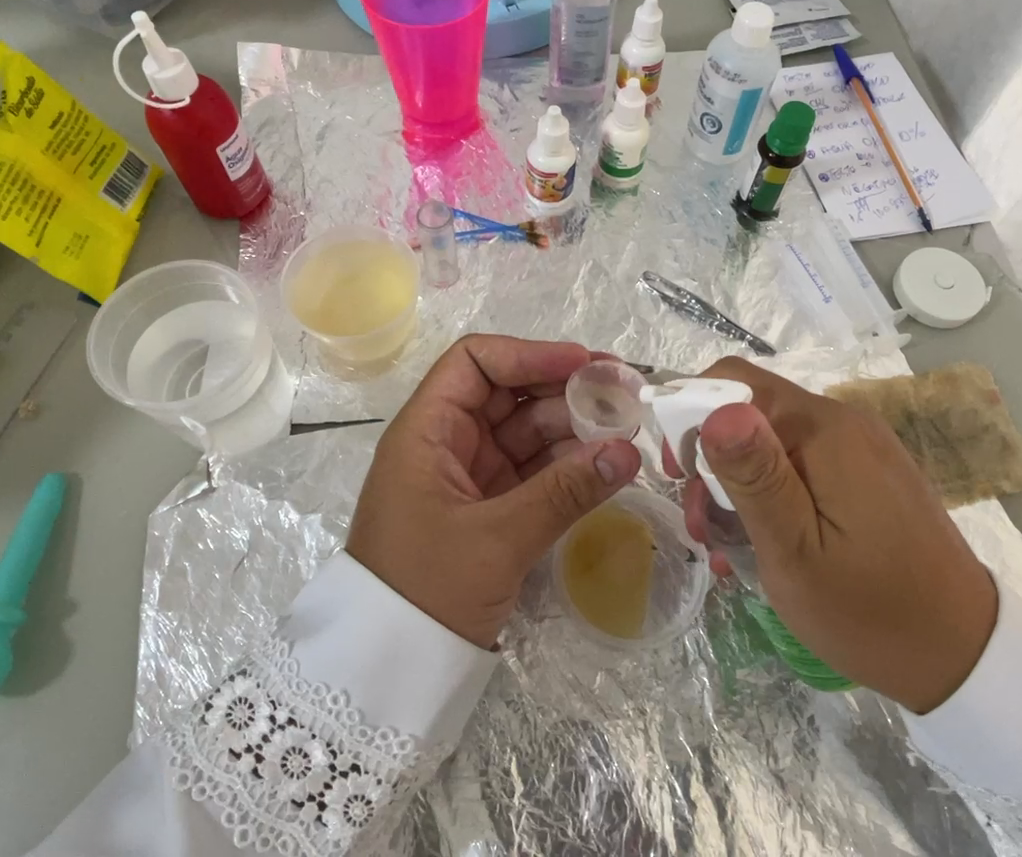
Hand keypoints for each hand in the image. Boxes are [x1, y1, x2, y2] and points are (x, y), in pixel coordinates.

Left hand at [347, 335, 642, 648]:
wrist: (392, 668)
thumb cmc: (429, 589)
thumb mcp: (497, 538)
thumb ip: (564, 491)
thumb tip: (629, 451)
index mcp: (427, 432)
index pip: (475, 363)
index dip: (529, 354)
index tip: (584, 366)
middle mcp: (446, 444)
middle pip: (507, 394)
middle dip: (564, 390)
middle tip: (624, 394)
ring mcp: (468, 478)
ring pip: (525, 434)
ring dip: (572, 428)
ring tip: (626, 430)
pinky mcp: (487, 511)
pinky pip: (531, 472)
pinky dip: (565, 466)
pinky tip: (605, 465)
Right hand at [680, 358, 997, 712]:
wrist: (963, 654)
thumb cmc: (869, 611)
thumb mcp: (794, 551)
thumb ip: (754, 476)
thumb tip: (715, 407)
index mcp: (825, 430)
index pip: (733, 381)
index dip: (691, 417)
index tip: (679, 477)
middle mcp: (845, 424)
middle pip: (751, 415)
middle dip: (714, 466)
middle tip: (704, 532)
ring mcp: (862, 450)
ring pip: (773, 445)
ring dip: (740, 490)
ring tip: (730, 552)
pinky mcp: (870, 477)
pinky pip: (804, 469)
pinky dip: (774, 499)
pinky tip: (768, 548)